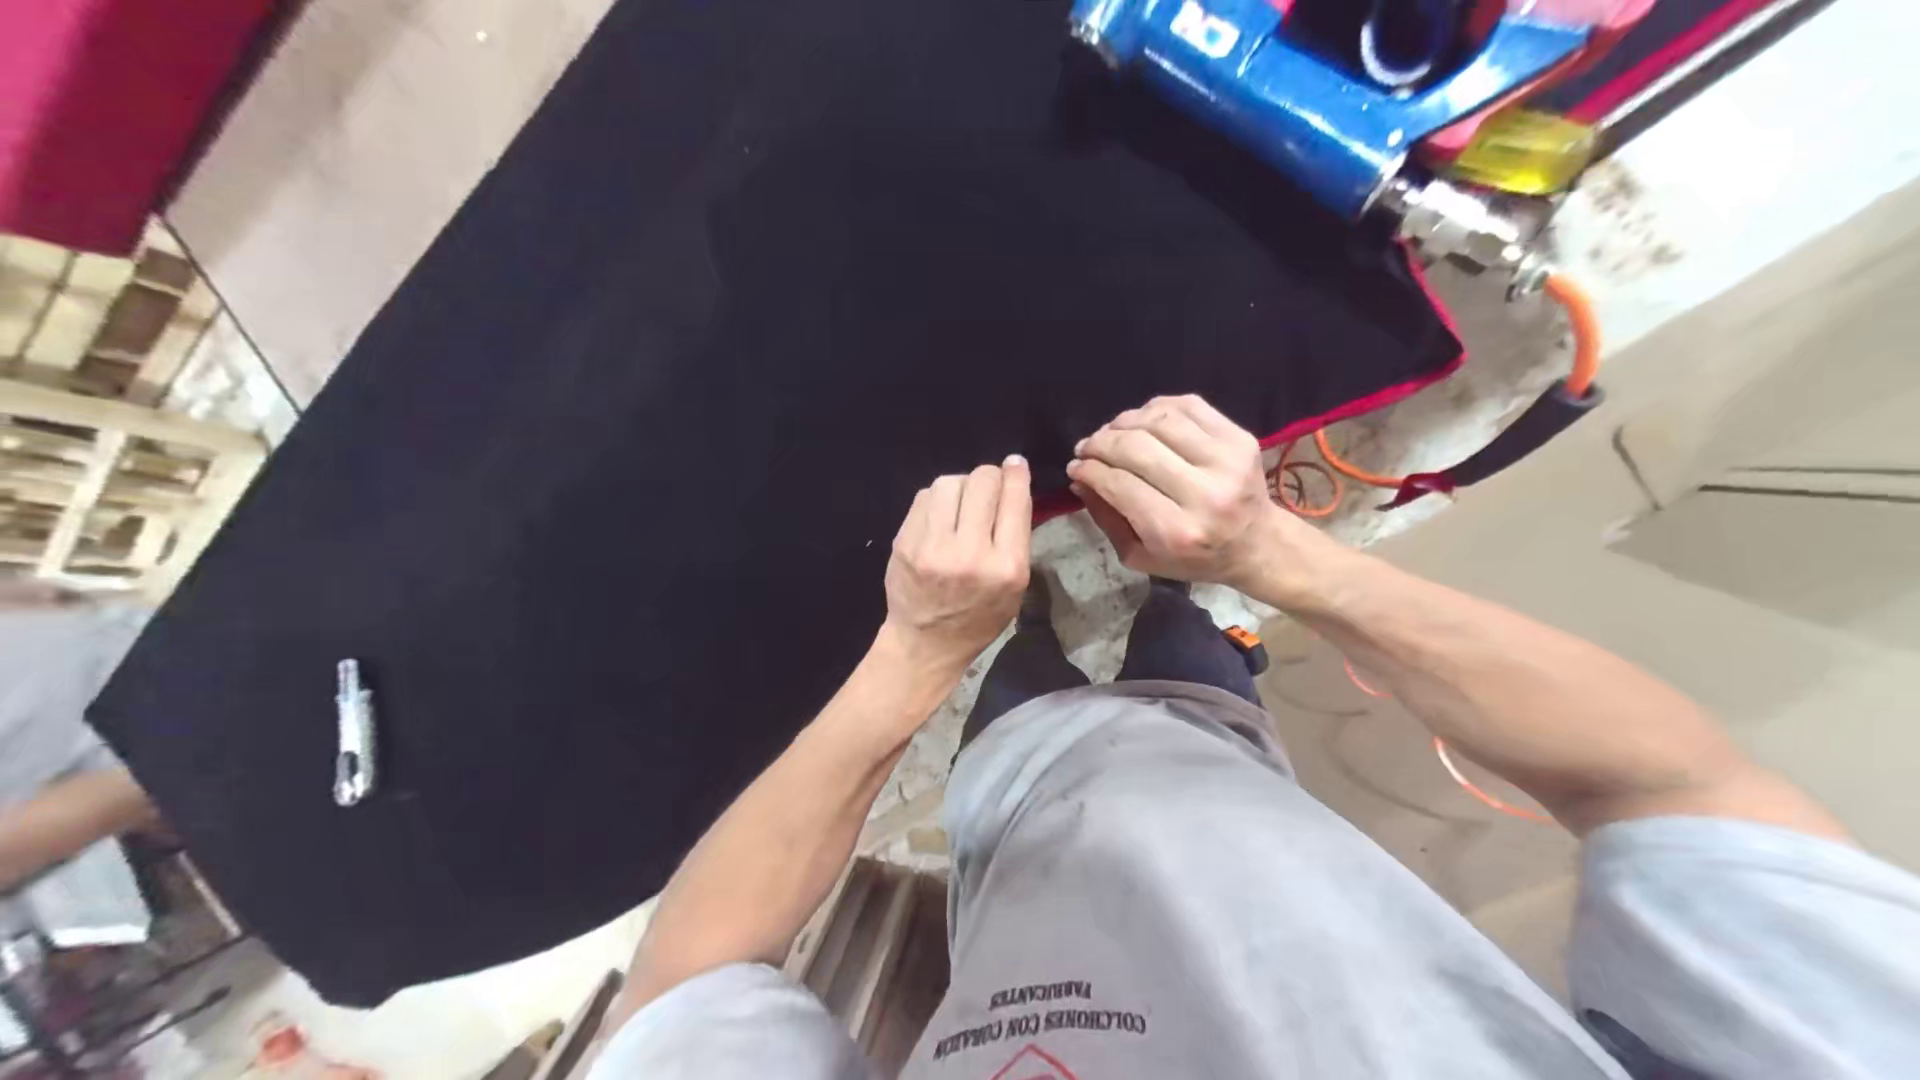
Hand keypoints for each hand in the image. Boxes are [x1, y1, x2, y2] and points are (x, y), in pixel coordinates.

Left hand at [881, 455, 1032, 676]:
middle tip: (988, 488)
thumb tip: (1013, 485)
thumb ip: (1016, 538)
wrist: (926, 642)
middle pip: (982, 481)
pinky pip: (925, 496)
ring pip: (950, 482)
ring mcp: (932, 547)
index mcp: (1006, 567)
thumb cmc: (979, 616)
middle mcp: (969, 554)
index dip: (1016, 474)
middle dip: (989, 477)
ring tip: (961, 504)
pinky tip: (940, 516)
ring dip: (961, 486)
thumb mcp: (1015, 586)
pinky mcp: (905, 542)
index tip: (1014, 464)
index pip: (1015, 501)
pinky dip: (937, 499)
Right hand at [1067, 395, 1313, 590]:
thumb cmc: (1192, 557)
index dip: (1089, 470)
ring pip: (1160, 420)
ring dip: (1123, 421)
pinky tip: (1140, 420)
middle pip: (1136, 448)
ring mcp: (1227, 461)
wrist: (1257, 544)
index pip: (1120, 484)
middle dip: (1100, 443)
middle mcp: (1205, 494)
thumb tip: (1079, 478)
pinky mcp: (1241, 438)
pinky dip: (1154, 407)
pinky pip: (1187, 405)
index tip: (1074, 466)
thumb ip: (1106, 517)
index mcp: (1177, 531)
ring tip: (1110, 432)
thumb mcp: (1140, 554)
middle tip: (1086, 447)